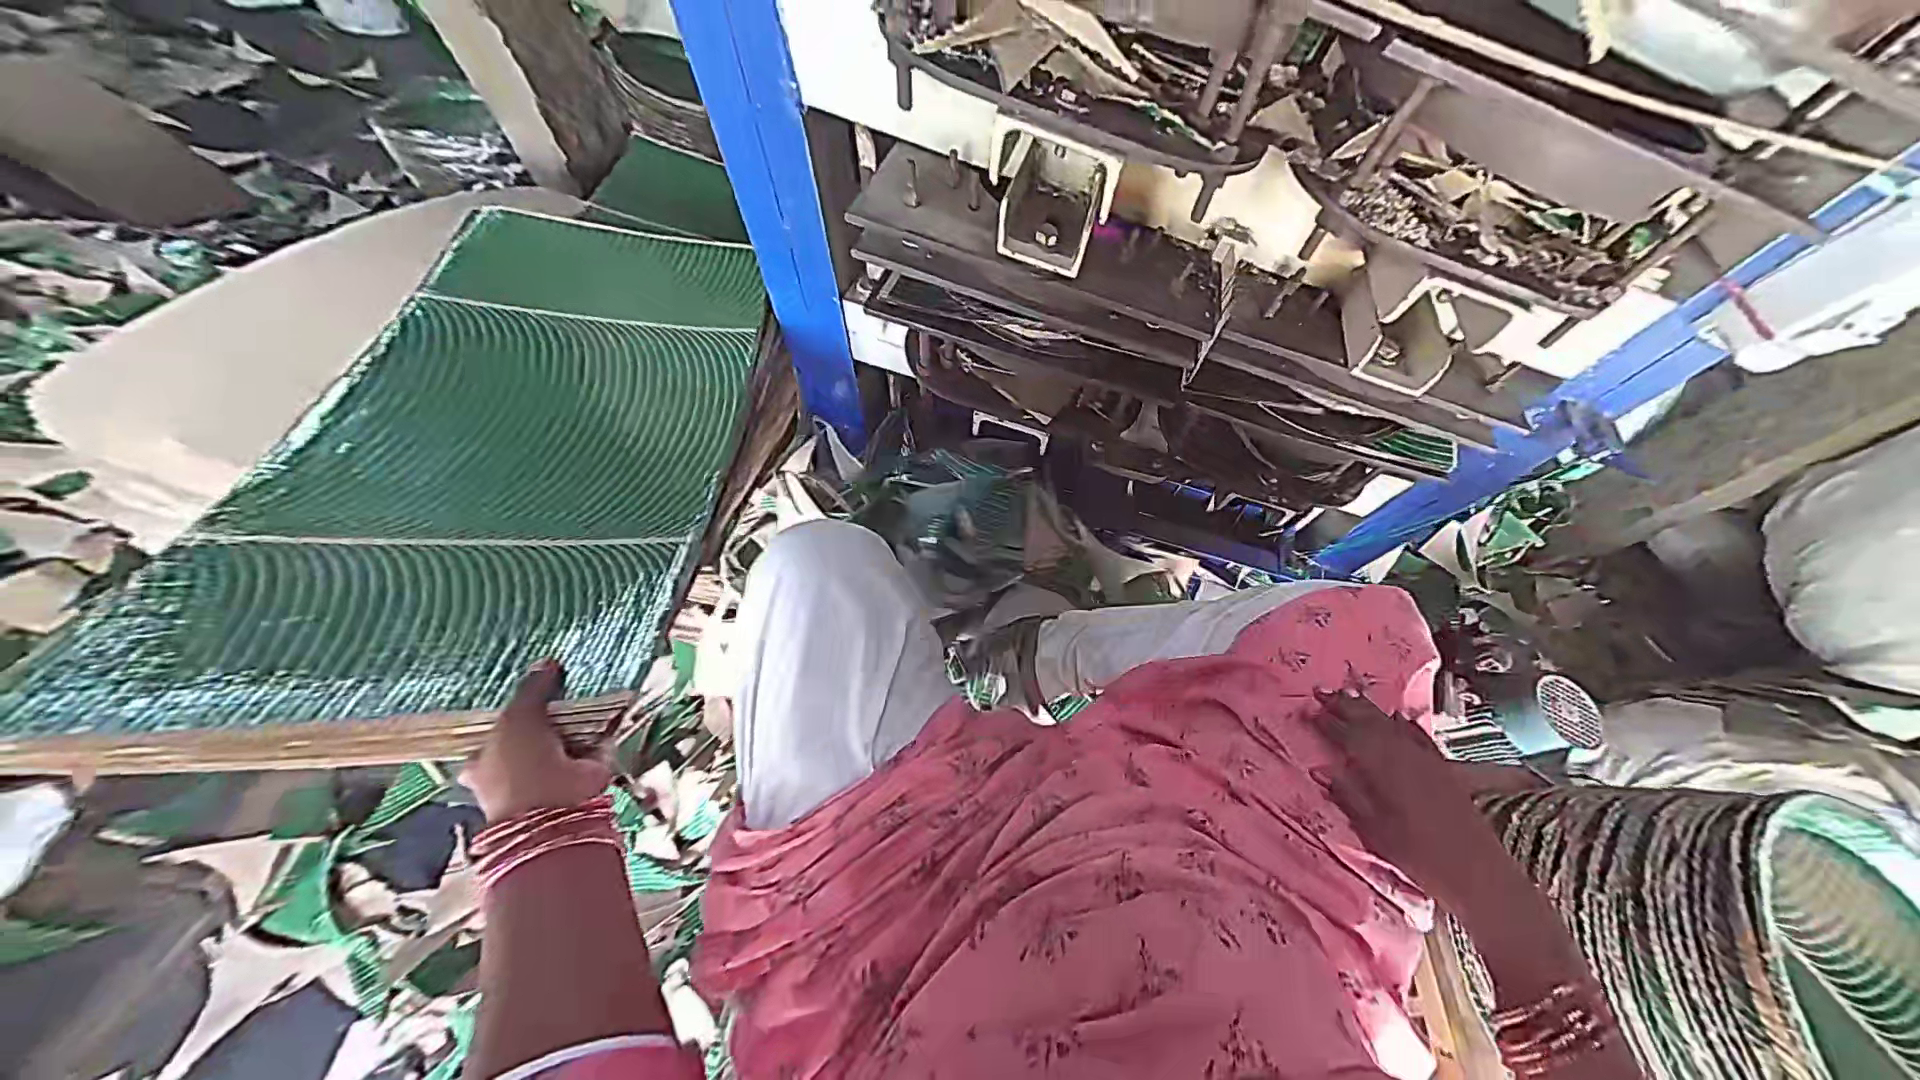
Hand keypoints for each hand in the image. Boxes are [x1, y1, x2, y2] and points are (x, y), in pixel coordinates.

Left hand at [462, 660, 611, 822]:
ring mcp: (553, 770)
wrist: (555, 805)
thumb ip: (530, 690)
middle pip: (535, 730)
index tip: (533, 685)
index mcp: (485, 761)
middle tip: (565, 683)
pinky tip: (610, 703)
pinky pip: (595, 740)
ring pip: (566, 735)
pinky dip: (603, 726)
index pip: (497, 729)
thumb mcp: (516, 719)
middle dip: (551, 711)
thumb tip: (546, 661)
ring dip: (580, 717)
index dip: (514, 708)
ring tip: (591, 687)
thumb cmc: (519, 766)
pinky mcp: (585, 770)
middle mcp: (517, 768)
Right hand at [1312, 690, 1530, 913]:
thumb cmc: (1418, 855)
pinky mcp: (1444, 769)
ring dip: (1368, 708)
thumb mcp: (1372, 828)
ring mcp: (1426, 760)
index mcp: (1382, 767)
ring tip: (1350, 695)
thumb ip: (1347, 794)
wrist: (1478, 874)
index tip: (1308, 711)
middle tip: (1323, 691)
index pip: (1347, 735)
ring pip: (1392, 723)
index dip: (1326, 722)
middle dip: (1344, 704)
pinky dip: (1404, 723)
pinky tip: (1399, 717)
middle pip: (1369, 721)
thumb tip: (1321, 770)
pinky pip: (1418, 735)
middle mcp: (1404, 756)